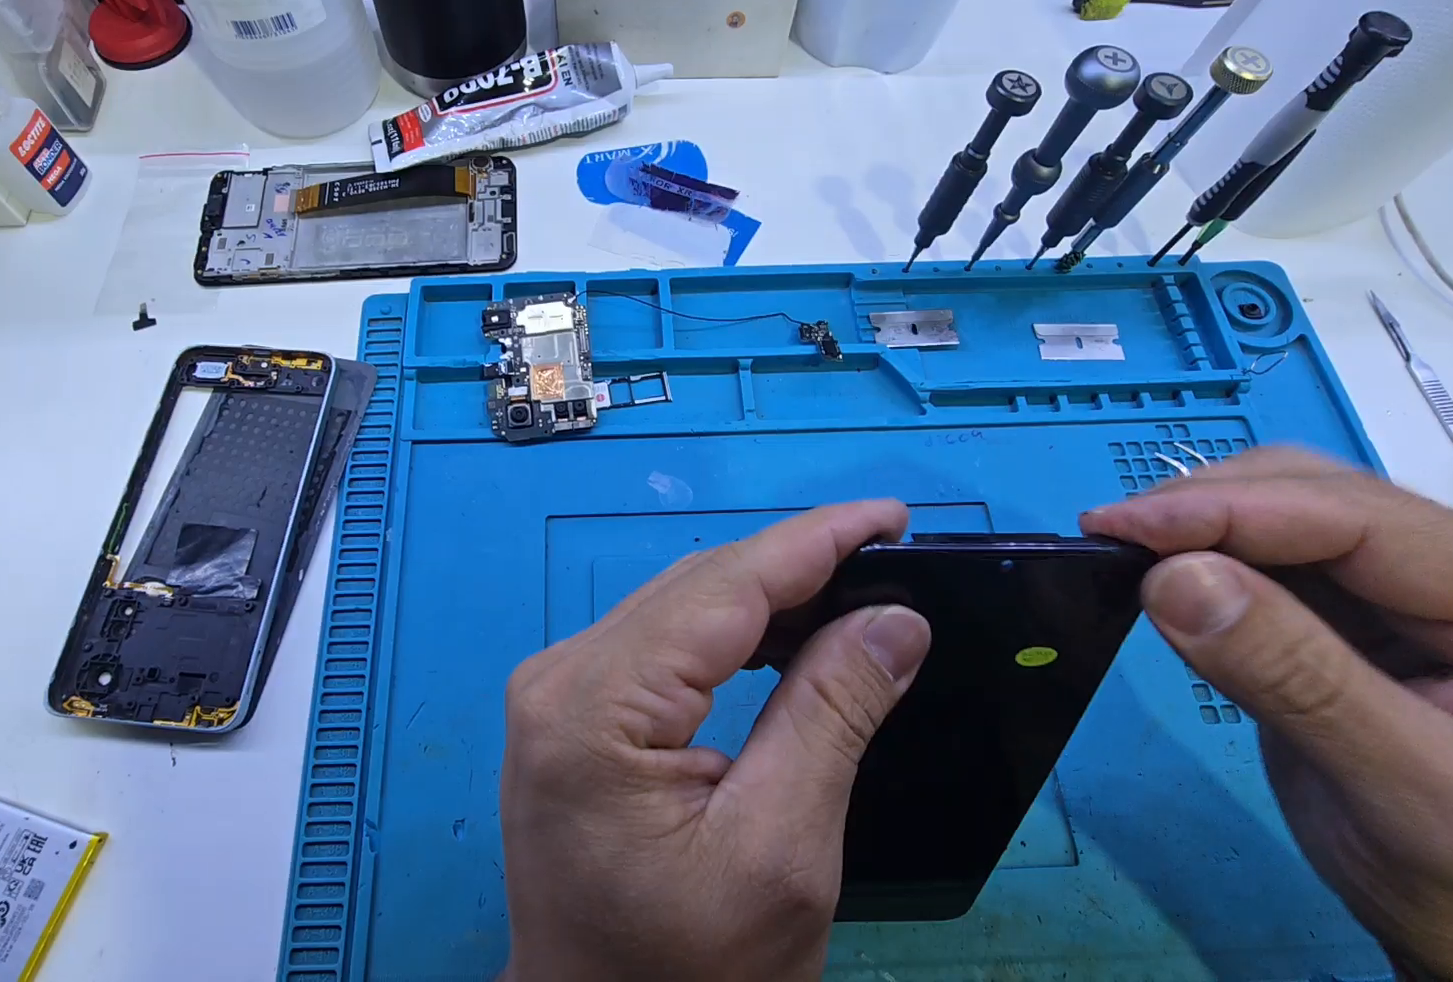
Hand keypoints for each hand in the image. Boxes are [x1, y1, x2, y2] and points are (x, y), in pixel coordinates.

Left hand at [499, 501, 929, 981]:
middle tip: (886, 556)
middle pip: (697, 589)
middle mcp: (562, 675)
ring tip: (851, 591)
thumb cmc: (686, 972)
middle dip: (795, 566)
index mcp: (593, 704)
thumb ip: (831, 714)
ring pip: (682, 608)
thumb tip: (892, 619)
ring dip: (767, 594)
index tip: (888, 516)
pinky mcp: (574, 708)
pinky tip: (785, 635)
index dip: (812, 543)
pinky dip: (731, 631)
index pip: (720, 589)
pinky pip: (664, 641)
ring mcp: (560, 688)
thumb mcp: (780, 850)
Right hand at [1082, 448, 1452, 981]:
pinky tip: (1157, 575)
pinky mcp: (1347, 624)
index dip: (1231, 509)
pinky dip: (1196, 562)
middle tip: (1108, 537)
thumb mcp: (1421, 802)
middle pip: (1320, 496)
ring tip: (1121, 552)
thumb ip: (1301, 682)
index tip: (1116, 525)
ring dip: (1194, 527)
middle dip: (1206, 506)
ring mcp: (1407, 600)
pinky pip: (1261, 566)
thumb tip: (1171, 577)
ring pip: (1282, 519)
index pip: (1364, 520)